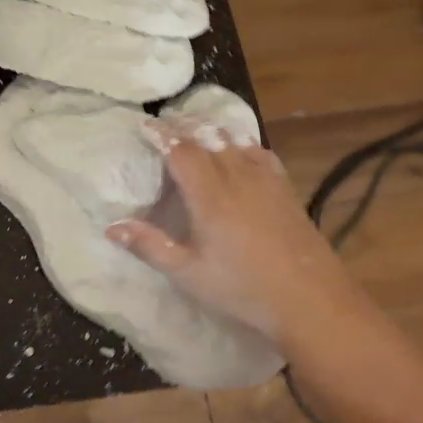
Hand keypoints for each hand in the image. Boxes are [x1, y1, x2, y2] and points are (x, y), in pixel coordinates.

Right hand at [107, 117, 350, 342]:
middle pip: (207, 137)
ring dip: (210, 129)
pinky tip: (238, 147)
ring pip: (234, 139)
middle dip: (183, 126)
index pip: (181, 150)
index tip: (144, 125)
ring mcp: (265, 179)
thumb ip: (150, 246)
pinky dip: (241, 141)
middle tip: (164, 123)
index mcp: (209, 195)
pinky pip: (259, 152)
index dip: (161, 135)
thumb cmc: (243, 289)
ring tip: (194, 127)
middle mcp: (237, 176)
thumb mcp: (189, 274)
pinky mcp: (285, 188)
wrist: (311, 299)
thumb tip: (111, 227)